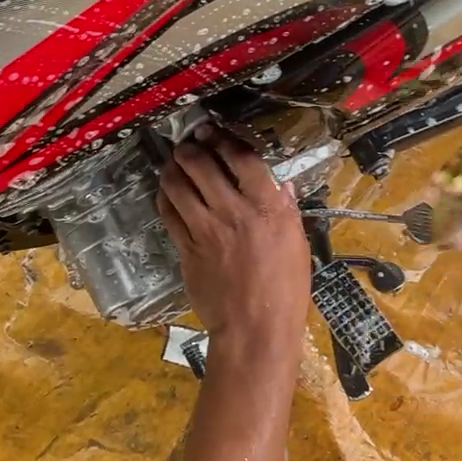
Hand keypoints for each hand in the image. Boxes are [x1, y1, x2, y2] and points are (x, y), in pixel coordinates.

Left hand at [157, 129, 311, 356]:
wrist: (255, 328)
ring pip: (177, 184)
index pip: (241, 158)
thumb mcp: (296, 243)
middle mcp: (233, 212)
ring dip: (173, 168)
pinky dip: (165, 196)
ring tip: (175, 163)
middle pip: (200, 164)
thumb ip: (286, 209)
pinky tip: (168, 192)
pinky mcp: (186, 249)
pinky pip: (167, 212)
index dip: (224, 139)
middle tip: (189, 143)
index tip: (215, 132)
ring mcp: (205, 230)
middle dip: (190, 147)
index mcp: (267, 209)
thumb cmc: (285, 288)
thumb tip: (280, 184)